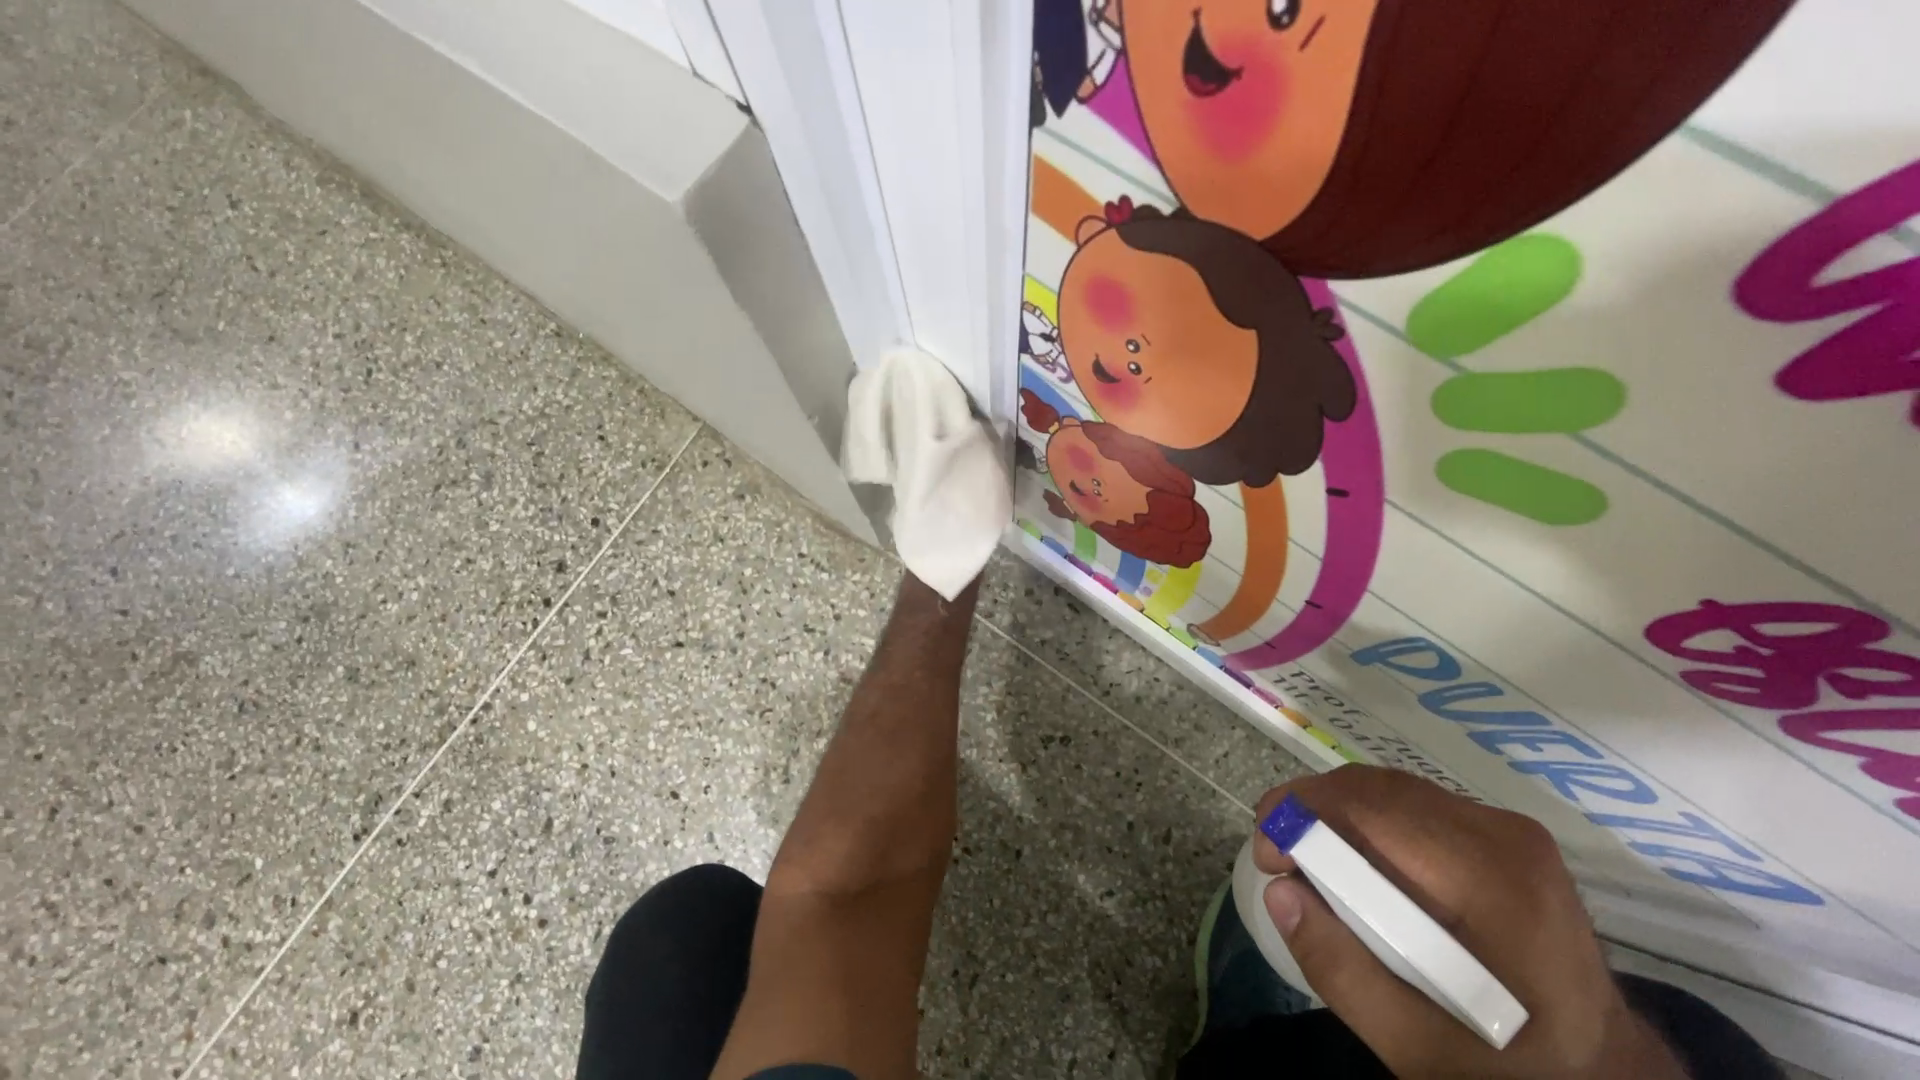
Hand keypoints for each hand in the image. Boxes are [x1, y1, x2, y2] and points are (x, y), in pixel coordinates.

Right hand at [1252, 766, 1686, 1078]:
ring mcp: (1511, 830)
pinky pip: (1415, 804)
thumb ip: (1345, 975)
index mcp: (1496, 886)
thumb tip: (1279, 891)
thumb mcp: (1418, 1049)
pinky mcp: (1506, 834)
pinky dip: (1366, 821)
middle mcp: (1507, 837)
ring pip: (1392, 789)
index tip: (1265, 856)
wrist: (1600, 1066)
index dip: (1304, 815)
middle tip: (1274, 859)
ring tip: (1304, 860)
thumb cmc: (1508, 1063)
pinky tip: (1351, 862)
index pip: (1377, 810)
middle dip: (1310, 810)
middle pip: (1379, 791)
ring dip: (1334, 813)